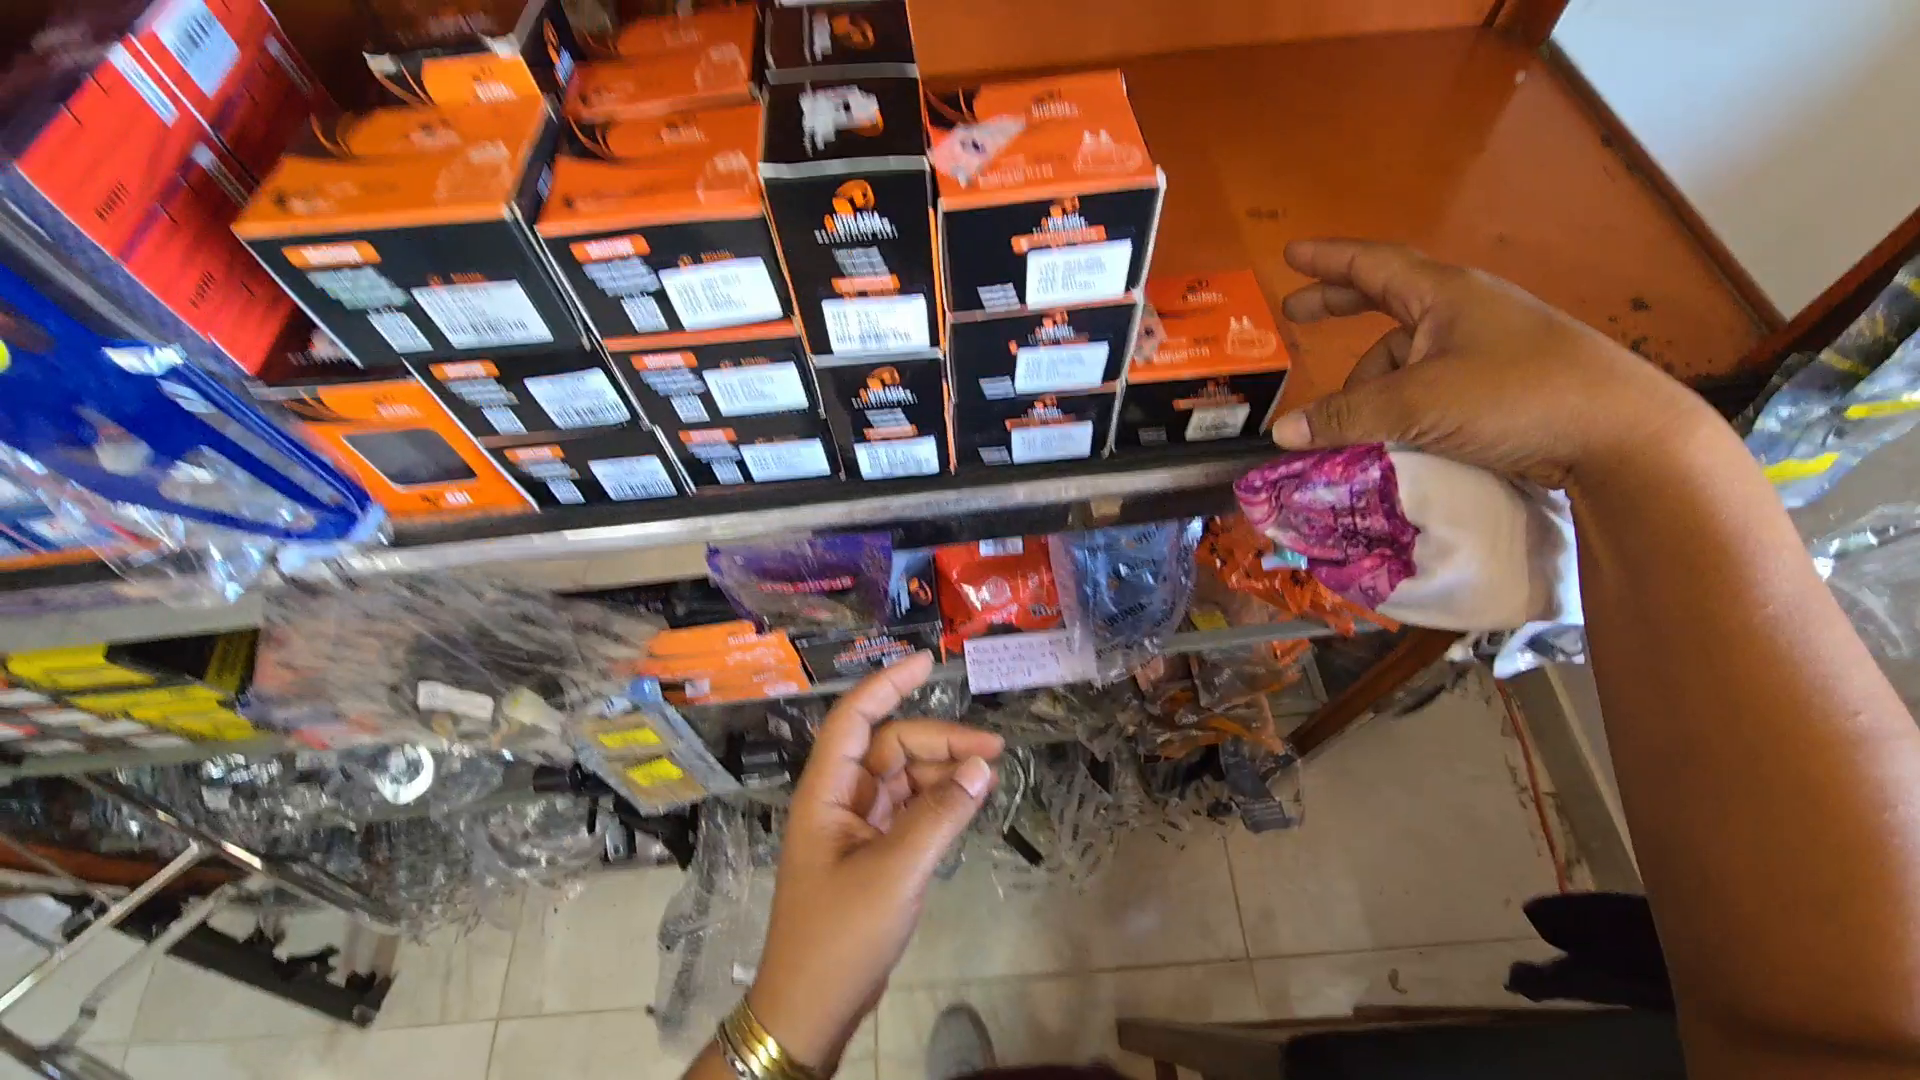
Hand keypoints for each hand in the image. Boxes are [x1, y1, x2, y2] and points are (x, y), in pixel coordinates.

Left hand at [747, 652, 1003, 1070]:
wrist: (812, 1008)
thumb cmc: (840, 936)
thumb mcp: (896, 871)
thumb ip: (940, 815)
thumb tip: (983, 767)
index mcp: (826, 792)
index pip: (855, 719)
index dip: (887, 684)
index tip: (926, 661)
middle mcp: (840, 799)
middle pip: (891, 747)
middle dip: (940, 741)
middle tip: (994, 749)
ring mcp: (855, 827)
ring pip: (904, 778)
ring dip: (944, 772)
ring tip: (989, 778)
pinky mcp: (872, 853)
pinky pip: (909, 810)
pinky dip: (939, 803)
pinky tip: (969, 803)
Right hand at [1270, 238, 1717, 488]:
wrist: (1620, 435)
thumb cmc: (1515, 396)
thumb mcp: (1417, 405)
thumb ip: (1344, 417)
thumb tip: (1280, 432)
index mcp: (1444, 295)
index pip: (1373, 265)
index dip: (1328, 260)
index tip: (1290, 255)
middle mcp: (1461, 313)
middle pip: (1384, 304)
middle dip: (1339, 308)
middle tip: (1297, 315)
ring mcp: (1480, 349)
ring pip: (1401, 359)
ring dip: (1367, 387)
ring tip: (1348, 428)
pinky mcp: (1494, 386)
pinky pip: (1423, 386)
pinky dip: (1395, 406)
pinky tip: (1386, 434)